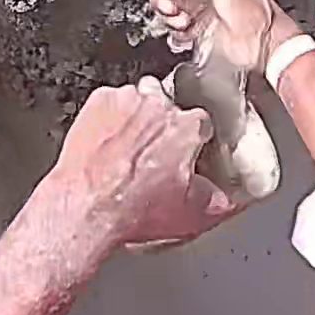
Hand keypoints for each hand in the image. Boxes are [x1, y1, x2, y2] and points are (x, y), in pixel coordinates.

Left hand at [44, 78, 236, 250]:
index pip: (201, 121)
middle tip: (154, 152)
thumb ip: (219, 197)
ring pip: (140, 98)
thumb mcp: (192, 216)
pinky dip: (111, 115)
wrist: (86, 205)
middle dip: (164, 124)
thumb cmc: (134, 210)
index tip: (187, 149)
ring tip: (128, 146)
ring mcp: (128, 98)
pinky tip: (108, 139)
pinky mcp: (101, 98)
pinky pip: (112, 99)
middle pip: (168, 105)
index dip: (194, 137)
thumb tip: (228, 195)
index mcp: (186, 127)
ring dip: (138, 116)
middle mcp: (159, 105)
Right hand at [148, 0, 295, 71]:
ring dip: (169, 16)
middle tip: (170, 5)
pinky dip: (174, 32)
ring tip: (182, 21)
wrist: (264, 44)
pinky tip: (185, 32)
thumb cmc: (255, 12)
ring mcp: (198, 14)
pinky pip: (175, 31)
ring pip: (168, 11)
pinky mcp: (197, 34)